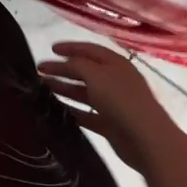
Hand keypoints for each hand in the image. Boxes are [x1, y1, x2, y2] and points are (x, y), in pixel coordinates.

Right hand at [38, 41, 179, 171]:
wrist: (146, 139)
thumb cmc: (121, 100)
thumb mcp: (96, 74)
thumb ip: (77, 64)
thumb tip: (64, 63)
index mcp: (115, 64)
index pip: (89, 50)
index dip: (70, 47)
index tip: (50, 49)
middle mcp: (114, 81)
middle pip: (84, 71)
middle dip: (62, 69)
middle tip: (39, 70)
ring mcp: (113, 104)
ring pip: (84, 92)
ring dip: (64, 88)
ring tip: (42, 88)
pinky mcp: (110, 124)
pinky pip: (86, 114)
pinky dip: (72, 110)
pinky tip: (56, 109)